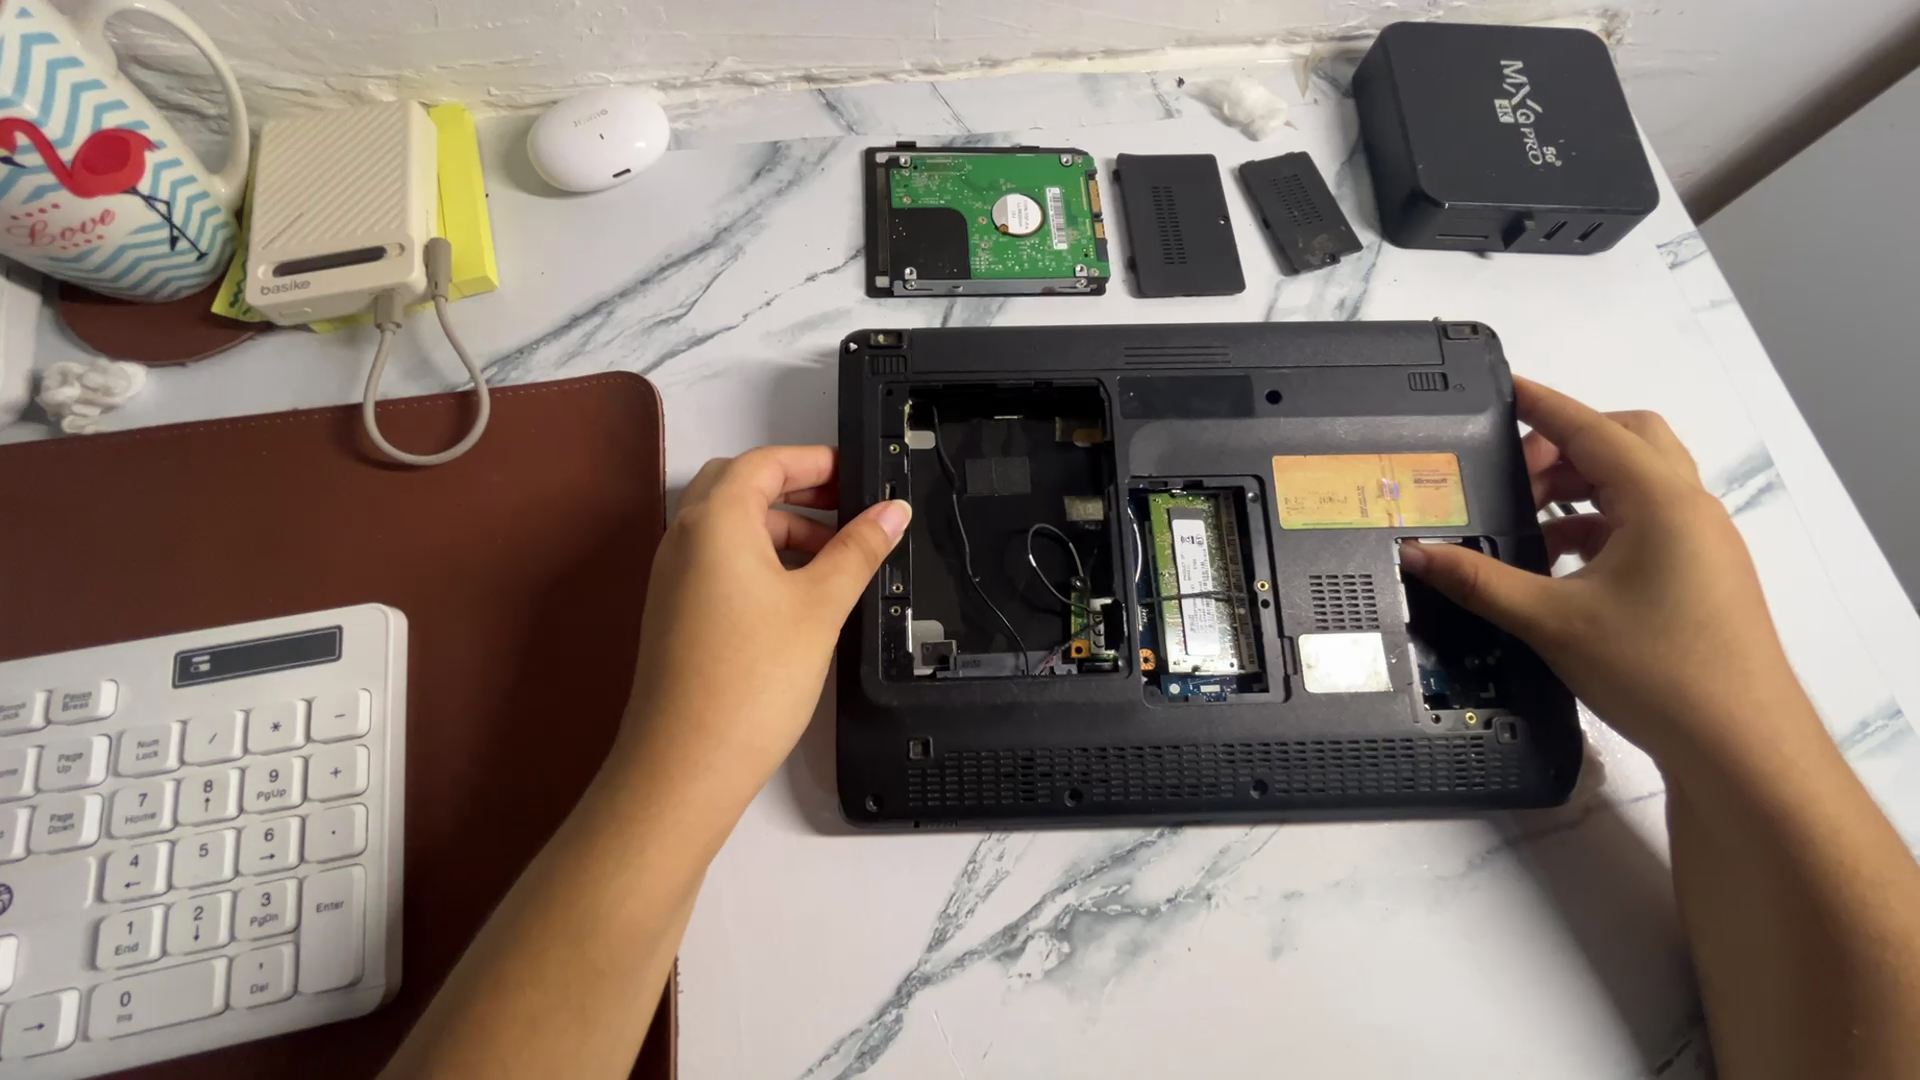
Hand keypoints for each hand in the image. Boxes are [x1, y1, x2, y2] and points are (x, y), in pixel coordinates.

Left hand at [620, 446, 909, 800]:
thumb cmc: (754, 677)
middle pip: (740, 486)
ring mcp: (674, 576)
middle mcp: (685, 539)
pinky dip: (760, 557)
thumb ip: (859, 549)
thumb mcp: (821, 605)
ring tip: (833, 555)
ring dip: (780, 526)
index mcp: (715, 522)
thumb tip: (893, 510)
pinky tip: (798, 593)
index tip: (856, 476)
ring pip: (730, 527)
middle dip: (795, 489)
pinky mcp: (677, 611)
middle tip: (845, 507)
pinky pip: (720, 561)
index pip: (764, 463)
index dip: (813, 461)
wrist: (686, 763)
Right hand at [1398, 377, 1810, 764]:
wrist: (1739, 745)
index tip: (1505, 387)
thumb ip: (1475, 579)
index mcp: (1662, 504)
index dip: (1545, 405)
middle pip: (1629, 442)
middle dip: (1565, 444)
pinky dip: (1590, 523)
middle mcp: (1687, 511)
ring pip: (1634, 484)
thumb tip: (1413, 552)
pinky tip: (1550, 561)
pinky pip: (1637, 522)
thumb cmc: (1655, 669)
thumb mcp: (1548, 619)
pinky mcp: (1693, 574)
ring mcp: (1697, 543)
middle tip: (1510, 473)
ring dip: (1577, 486)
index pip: (1595, 431)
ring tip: (1522, 520)